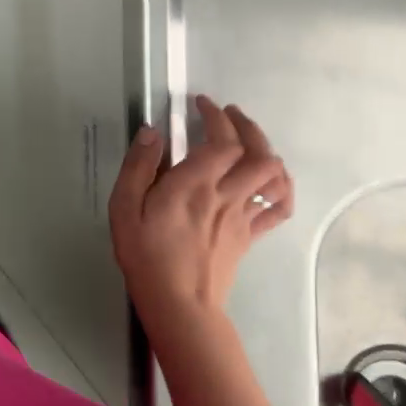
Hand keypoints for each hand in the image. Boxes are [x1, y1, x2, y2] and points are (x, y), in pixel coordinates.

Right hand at [109, 95, 293, 317]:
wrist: (179, 302)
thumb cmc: (144, 252)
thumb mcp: (124, 206)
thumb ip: (138, 167)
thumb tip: (152, 132)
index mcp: (193, 187)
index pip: (221, 142)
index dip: (216, 117)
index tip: (201, 104)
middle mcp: (226, 197)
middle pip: (257, 155)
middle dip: (247, 127)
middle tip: (228, 113)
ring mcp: (243, 217)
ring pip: (274, 177)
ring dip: (266, 151)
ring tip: (247, 139)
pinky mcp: (250, 234)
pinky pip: (279, 207)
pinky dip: (282, 186)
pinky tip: (271, 178)